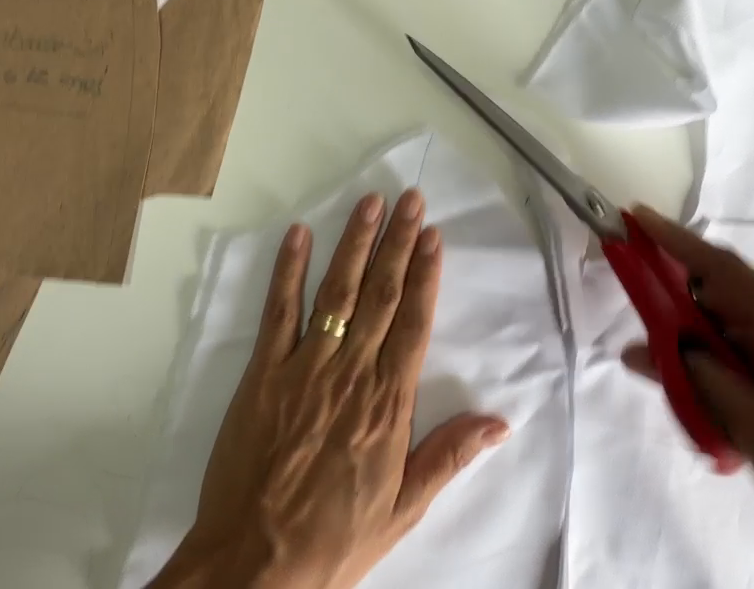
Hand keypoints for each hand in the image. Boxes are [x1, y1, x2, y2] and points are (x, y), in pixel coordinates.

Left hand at [151, 190, 509, 588]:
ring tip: (370, 203)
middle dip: (397, 242)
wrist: (255, 562)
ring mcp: (304, 367)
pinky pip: (278, 312)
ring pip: (337, 293)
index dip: (425, 274)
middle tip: (409, 200)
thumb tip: (499, 422)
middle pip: (381, 295)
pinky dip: (288, 271)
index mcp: (388, 403)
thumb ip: (448, 456)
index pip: (414, 322)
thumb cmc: (334, 538)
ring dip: (355, 244)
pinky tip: (299, 236)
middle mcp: (351, 372)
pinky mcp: (263, 373)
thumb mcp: (403, 509)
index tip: (433, 236)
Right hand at [621, 209, 753, 588]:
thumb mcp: (748, 426)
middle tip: (654, 347)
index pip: (724, 269)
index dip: (675, 241)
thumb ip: (690, 378)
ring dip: (715, 349)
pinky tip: (730, 400)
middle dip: (688, 317)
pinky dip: (740, 362)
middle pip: (734, 300)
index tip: (637, 217)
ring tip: (696, 393)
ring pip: (751, 327)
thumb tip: (636, 351)